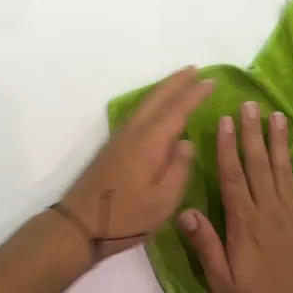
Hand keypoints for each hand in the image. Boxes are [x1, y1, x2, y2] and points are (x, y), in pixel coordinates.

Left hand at [59, 67, 214, 260]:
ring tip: (181, 80)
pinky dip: (154, 101)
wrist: (80, 224)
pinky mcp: (114, 145)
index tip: (212, 80)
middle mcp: (134, 131)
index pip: (176, 109)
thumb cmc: (126, 217)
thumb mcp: (163, 202)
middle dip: (177, 81)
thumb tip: (187, 143)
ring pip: (146, 102)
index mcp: (149, 141)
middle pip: (158, 97)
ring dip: (164, 88)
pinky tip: (158, 107)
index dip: (194, 94)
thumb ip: (178, 170)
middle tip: (197, 69)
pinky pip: (140, 111)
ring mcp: (121, 136)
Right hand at [177, 101, 292, 292]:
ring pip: (284, 170)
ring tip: (276, 115)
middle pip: (258, 165)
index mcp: (244, 222)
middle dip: (252, 133)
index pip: (232, 176)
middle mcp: (268, 210)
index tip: (225, 120)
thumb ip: (205, 244)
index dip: (227, 147)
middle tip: (249, 105)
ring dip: (279, 141)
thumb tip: (184, 210)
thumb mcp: (221, 281)